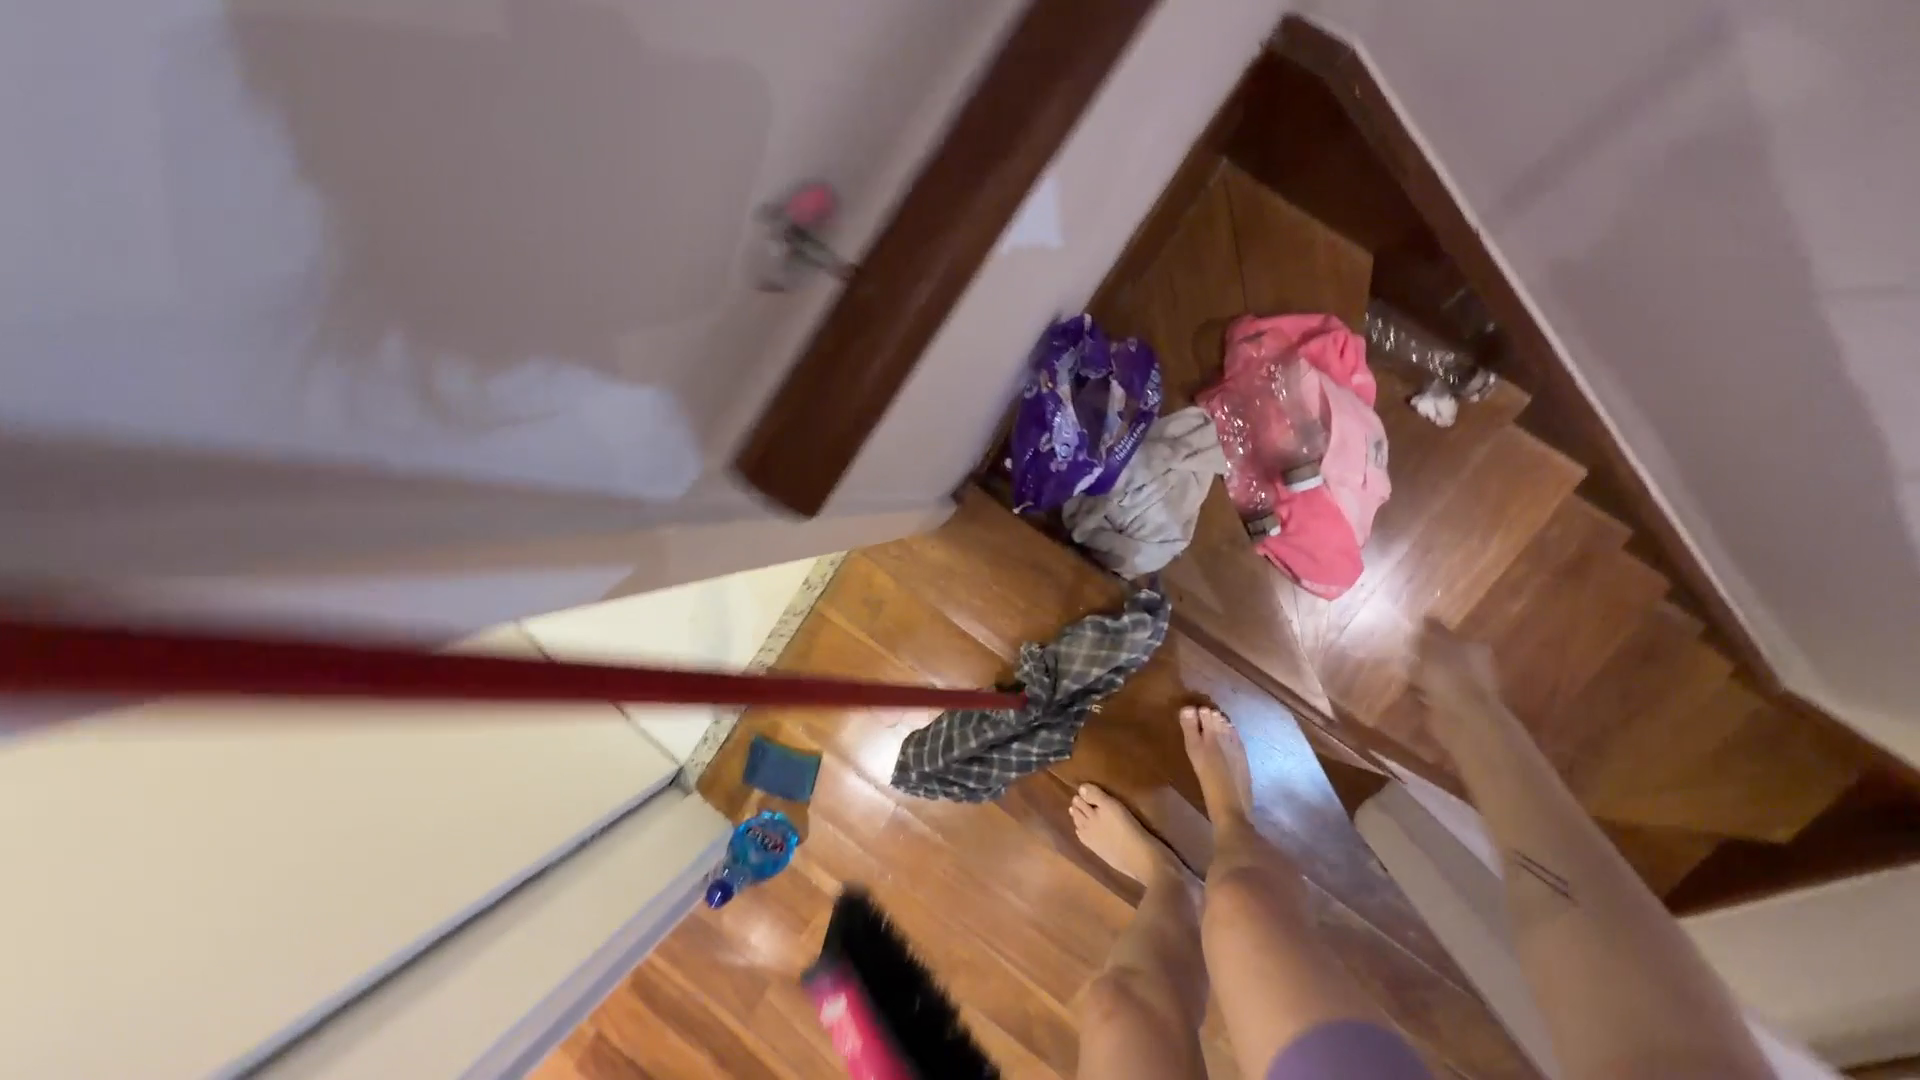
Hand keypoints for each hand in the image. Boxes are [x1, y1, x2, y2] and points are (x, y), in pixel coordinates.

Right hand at [1411, 619, 1503, 723]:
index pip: (1453, 637)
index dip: (1433, 635)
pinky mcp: (1453, 711)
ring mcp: (1465, 691)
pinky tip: (1405, 694)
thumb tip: (1425, 616)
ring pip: (1438, 679)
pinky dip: (1420, 696)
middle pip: (1447, 658)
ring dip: (1422, 678)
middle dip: (1427, 658)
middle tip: (1402, 653)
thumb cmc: (1450, 677)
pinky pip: (1432, 698)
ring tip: (1399, 674)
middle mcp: (1474, 669)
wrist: (1463, 719)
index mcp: (1474, 649)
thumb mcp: (1436, 647)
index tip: (1413, 635)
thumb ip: (1430, 632)